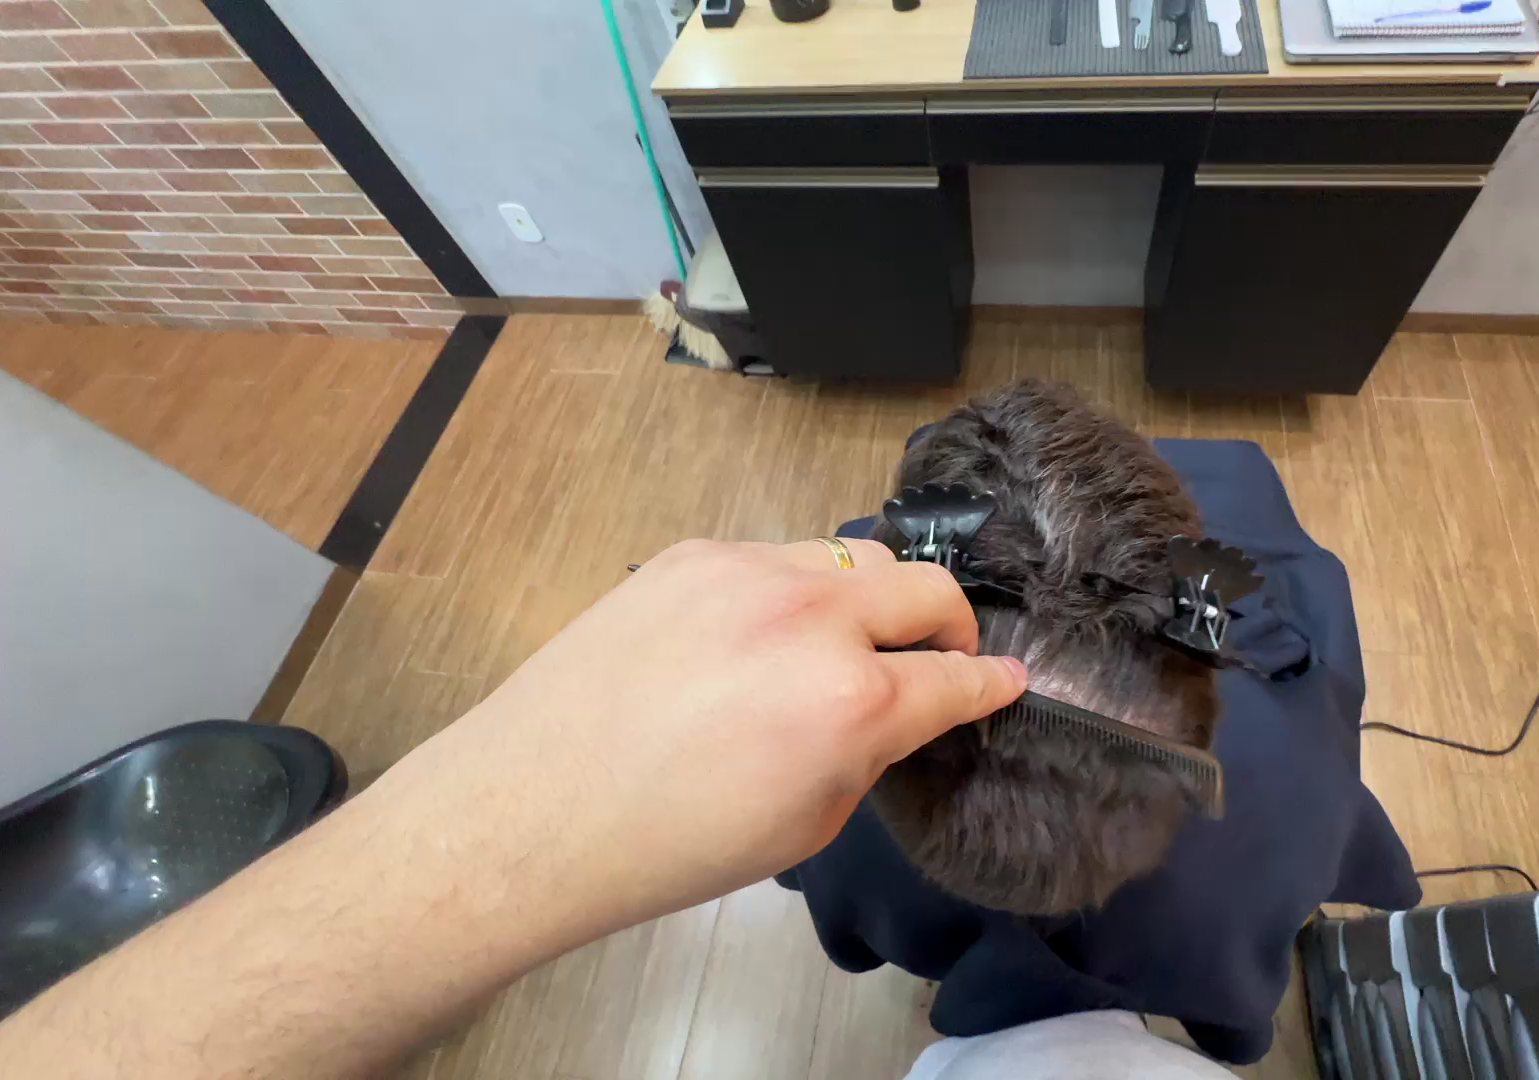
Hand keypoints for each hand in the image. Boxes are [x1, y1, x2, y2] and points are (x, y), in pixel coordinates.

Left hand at [374, 537, 1028, 943]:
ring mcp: (751, 570)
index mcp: (849, 703)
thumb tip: (900, 704)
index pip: (958, 678)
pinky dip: (795, 594)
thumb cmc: (675, 843)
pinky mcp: (697, 552)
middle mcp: (813, 617)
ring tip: (835, 644)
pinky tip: (754, 635)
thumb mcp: (808, 819)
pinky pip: (781, 559)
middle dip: (952, 624)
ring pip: (856, 557)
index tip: (1008, 679)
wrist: (530, 810)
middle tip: (936, 655)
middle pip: (928, 586)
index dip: (993, 683)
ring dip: (869, 602)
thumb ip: (871, 746)